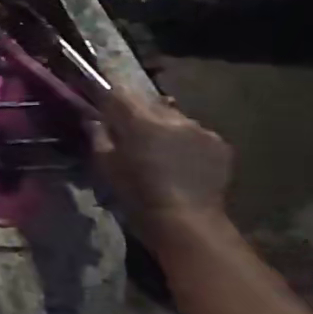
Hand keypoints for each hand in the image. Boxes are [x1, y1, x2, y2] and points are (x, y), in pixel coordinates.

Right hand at [90, 88, 233, 232]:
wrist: (186, 220)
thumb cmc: (136, 193)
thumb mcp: (105, 164)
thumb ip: (98, 135)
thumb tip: (93, 118)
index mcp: (141, 120)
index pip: (120, 93)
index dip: (109, 95)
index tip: (102, 103)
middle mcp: (173, 117)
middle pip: (149, 102)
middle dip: (137, 111)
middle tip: (129, 128)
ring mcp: (200, 129)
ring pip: (174, 116)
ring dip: (163, 125)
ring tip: (158, 146)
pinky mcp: (219, 143)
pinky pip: (195, 132)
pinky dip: (185, 140)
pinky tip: (180, 159)